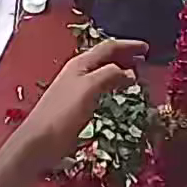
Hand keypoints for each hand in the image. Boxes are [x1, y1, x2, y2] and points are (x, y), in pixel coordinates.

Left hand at [12, 39, 145, 171]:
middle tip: (143, 60)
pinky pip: (100, 86)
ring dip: (120, 70)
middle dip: (125, 56)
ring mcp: (77, 87)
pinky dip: (113, 84)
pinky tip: (118, 92)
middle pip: (105, 57)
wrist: (39, 141)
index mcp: (81, 63)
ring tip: (136, 75)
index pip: (109, 47)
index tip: (146, 48)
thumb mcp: (89, 88)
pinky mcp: (77, 104)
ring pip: (103, 71)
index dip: (128, 46)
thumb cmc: (63, 113)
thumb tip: (130, 72)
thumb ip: (110, 75)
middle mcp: (79, 72)